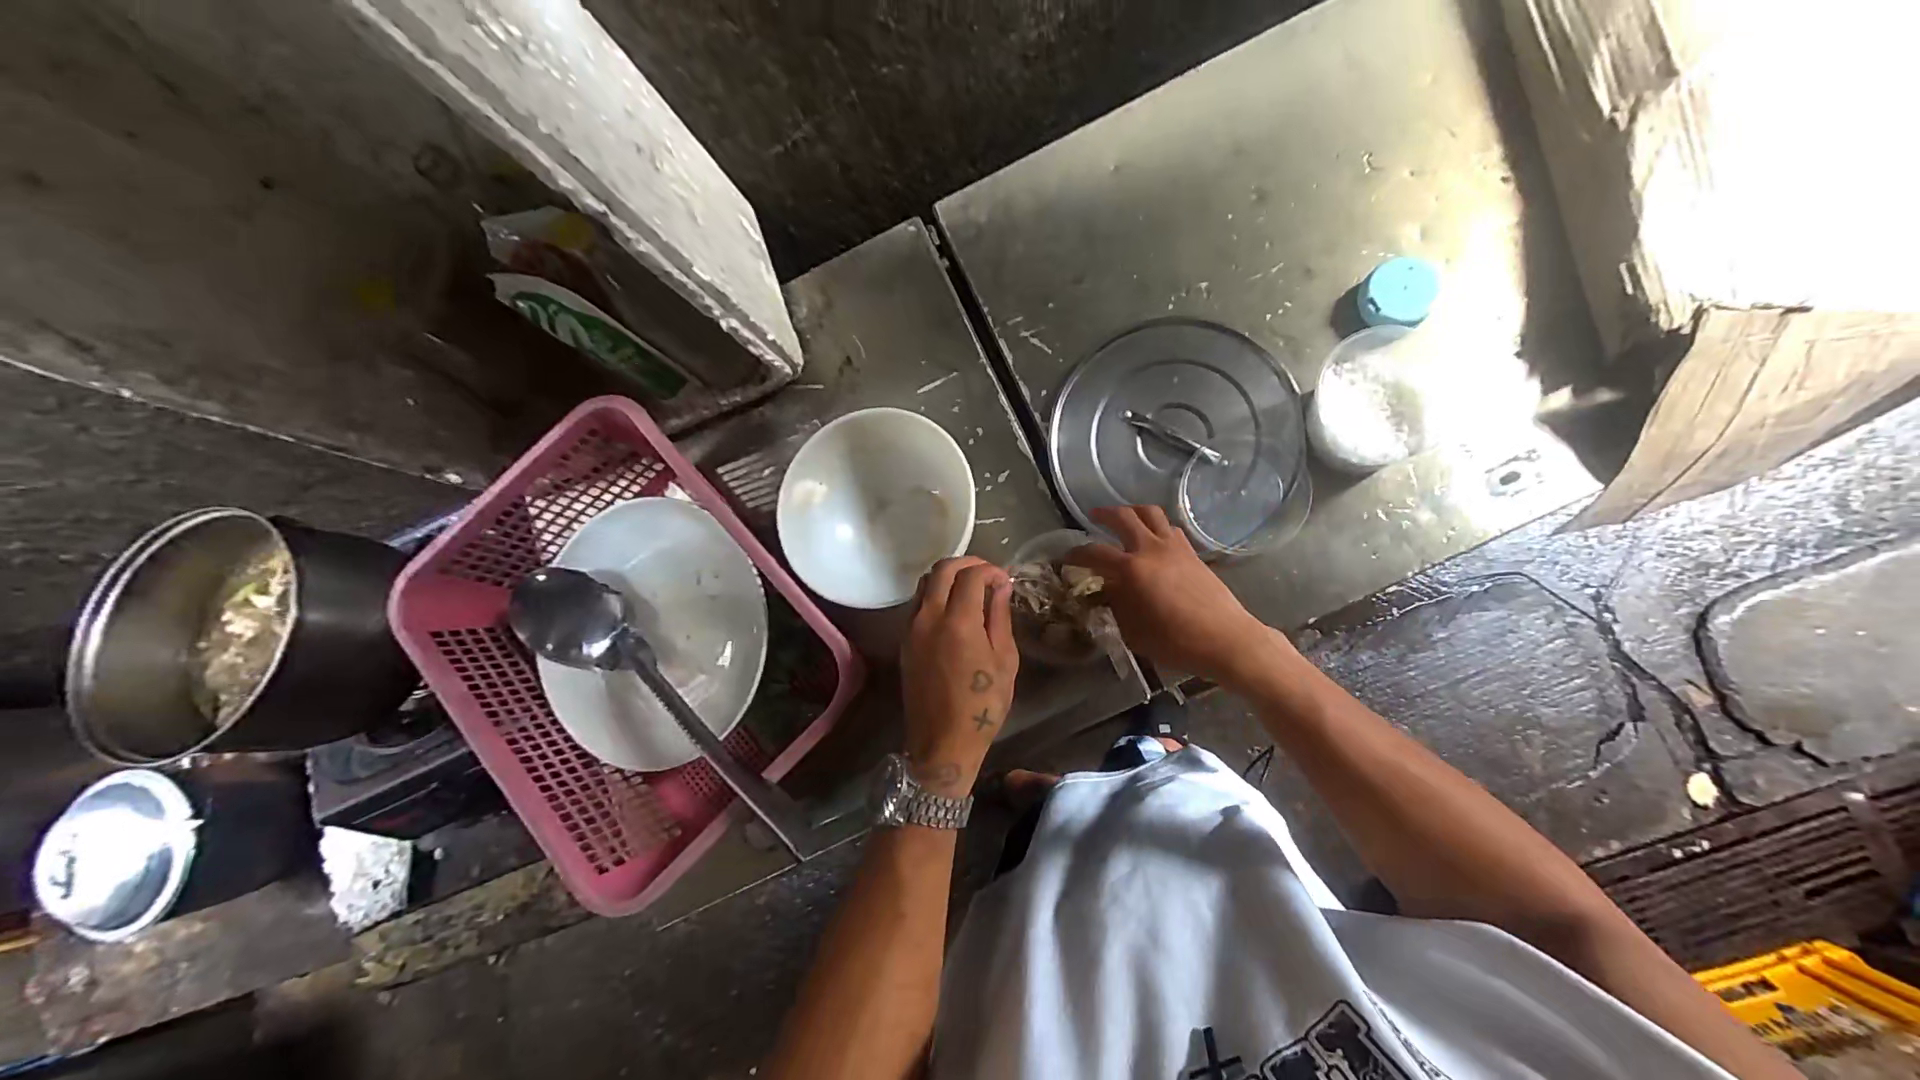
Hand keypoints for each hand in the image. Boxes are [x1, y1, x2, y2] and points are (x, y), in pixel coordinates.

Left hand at [899, 557, 1018, 795]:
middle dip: (967, 563)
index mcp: (958, 623)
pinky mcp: (904, 641)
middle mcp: (928, 618)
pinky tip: (955, 607)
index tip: (1006, 580)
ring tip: (972, 587)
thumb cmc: (982, 705)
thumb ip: (1000, 617)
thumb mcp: (1004, 661)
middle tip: (989, 573)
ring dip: (948, 576)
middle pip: (941, 570)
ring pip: (924, 583)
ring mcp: (911, 629)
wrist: (943, 742)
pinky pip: (917, 603)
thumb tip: (1001, 586)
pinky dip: (935, 593)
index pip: (971, 576)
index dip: (991, 570)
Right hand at [1065, 505, 1288, 686]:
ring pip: (1151, 513)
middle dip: (1104, 514)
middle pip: (1123, 517)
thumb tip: (1106, 589)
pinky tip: (1153, 539)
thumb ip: (1115, 604)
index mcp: (1131, 569)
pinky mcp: (1192, 552)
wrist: (1225, 639)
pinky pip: (1169, 528)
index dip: (1076, 553)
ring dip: (1133, 511)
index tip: (1066, 557)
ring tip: (1124, 518)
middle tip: (1093, 517)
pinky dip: (1156, 526)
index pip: (1094, 552)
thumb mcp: (1133, 630)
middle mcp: (1151, 549)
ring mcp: (1175, 547)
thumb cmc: (1175, 642)